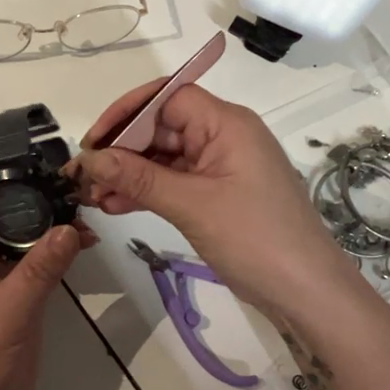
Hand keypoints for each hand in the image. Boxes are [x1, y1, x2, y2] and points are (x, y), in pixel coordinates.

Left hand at [0, 157, 88, 389]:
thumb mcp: (5, 314)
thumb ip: (37, 273)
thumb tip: (69, 229)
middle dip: (21, 187)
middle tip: (60, 172)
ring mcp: (3, 284)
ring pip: (23, 238)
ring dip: (47, 218)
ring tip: (81, 203)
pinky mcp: (24, 305)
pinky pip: (42, 266)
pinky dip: (61, 251)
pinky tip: (86, 244)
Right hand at [69, 82, 352, 315]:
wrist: (305, 291)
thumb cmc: (255, 239)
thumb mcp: (192, 206)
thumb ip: (138, 179)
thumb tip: (90, 159)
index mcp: (226, 124)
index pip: (168, 98)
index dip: (127, 113)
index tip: (93, 142)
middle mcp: (223, 136)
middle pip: (161, 127)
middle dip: (121, 149)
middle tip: (83, 176)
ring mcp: (221, 167)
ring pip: (163, 157)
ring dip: (127, 174)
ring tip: (92, 197)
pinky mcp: (217, 194)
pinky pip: (173, 181)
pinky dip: (145, 191)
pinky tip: (115, 206)